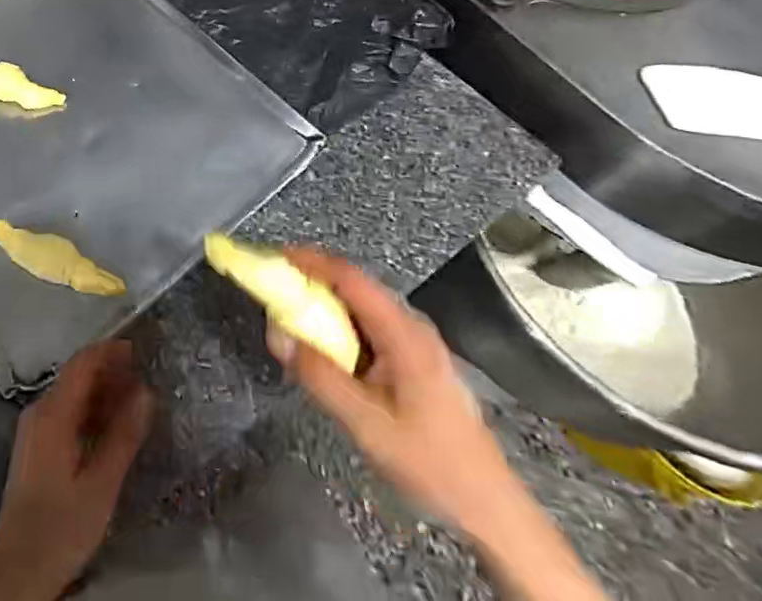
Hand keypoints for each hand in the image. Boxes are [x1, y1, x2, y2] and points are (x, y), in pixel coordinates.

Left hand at [0, 339, 152, 600]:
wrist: (18, 569)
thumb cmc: (61, 527)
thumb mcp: (101, 484)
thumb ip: (123, 435)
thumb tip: (145, 393)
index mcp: (51, 415)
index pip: (80, 365)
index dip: (108, 352)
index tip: (136, 349)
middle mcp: (38, 414)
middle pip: (75, 378)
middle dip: (108, 373)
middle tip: (142, 379)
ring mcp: (33, 430)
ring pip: (70, 397)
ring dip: (101, 394)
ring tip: (133, 402)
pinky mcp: (35, 447)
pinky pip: (64, 414)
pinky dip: (88, 412)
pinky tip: (110, 427)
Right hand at [269, 250, 606, 600]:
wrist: (487, 504)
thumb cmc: (430, 462)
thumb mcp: (366, 423)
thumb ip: (320, 376)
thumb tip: (279, 335)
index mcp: (404, 334)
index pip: (351, 279)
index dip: (311, 262)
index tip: (274, 257)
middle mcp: (411, 327)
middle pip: (355, 288)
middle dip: (311, 284)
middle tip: (274, 293)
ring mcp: (415, 342)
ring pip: (360, 308)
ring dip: (323, 308)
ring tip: (290, 322)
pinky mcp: (413, 359)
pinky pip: (368, 329)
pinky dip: (338, 329)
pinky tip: (323, 351)